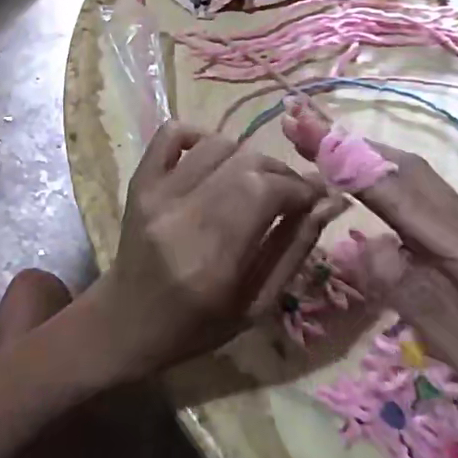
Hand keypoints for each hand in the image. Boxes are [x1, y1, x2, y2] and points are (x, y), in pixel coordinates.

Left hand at [84, 123, 332, 380]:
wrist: (127, 320)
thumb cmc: (197, 325)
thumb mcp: (256, 304)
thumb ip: (293, 249)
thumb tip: (330, 202)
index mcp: (212, 259)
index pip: (267, 191)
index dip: (301, 188)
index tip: (317, 197)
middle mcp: (181, 217)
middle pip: (246, 163)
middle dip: (281, 173)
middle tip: (290, 194)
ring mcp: (154, 193)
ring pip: (217, 144)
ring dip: (247, 158)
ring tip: (253, 184)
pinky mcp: (139, 180)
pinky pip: (172, 132)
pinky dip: (201, 136)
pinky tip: (214, 162)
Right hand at [283, 110, 457, 457]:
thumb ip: (427, 308)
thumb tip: (362, 243)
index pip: (410, 203)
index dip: (354, 163)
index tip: (308, 127)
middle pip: (419, 186)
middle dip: (360, 151)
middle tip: (306, 125)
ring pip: (425, 204)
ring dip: (374, 172)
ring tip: (326, 151)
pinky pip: (429, 234)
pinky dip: (390, 207)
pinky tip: (370, 209)